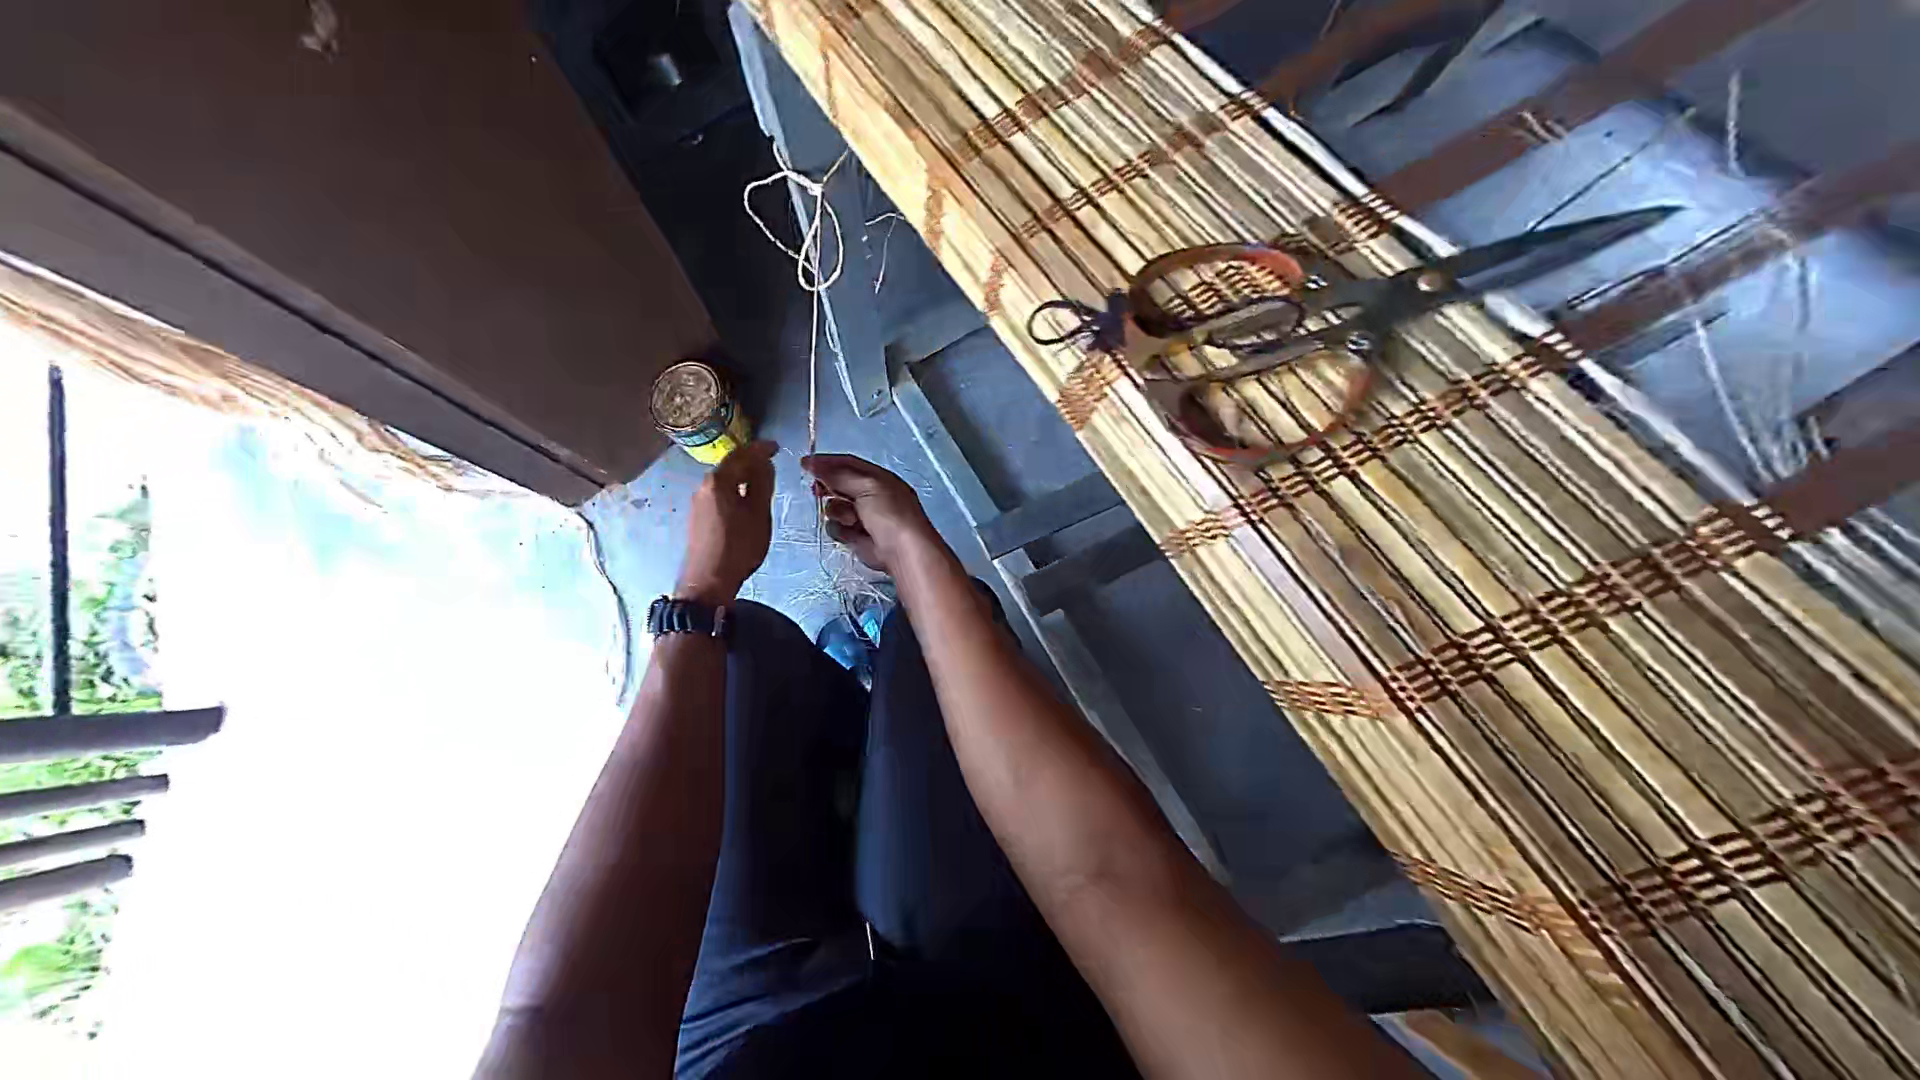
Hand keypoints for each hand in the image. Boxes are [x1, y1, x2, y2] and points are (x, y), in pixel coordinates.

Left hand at [676, 440, 777, 604]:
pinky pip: (720, 493)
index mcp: (718, 481)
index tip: (775, 447)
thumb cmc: (738, 546)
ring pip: (724, 480)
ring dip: (743, 476)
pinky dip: (735, 488)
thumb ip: (762, 484)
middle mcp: (704, 486)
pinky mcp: (698, 516)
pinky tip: (745, 499)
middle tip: (771, 462)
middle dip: (751, 461)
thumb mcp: (758, 514)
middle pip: (730, 465)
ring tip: (762, 480)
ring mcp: (698, 502)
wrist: (707, 580)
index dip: (760, 448)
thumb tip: (763, 463)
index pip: (741, 455)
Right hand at [802, 453, 942, 573]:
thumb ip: (839, 475)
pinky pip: (837, 527)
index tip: (805, 463)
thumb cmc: (889, 513)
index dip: (827, 462)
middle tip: (816, 490)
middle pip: (840, 485)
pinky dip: (840, 529)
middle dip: (828, 487)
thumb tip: (814, 463)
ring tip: (850, 519)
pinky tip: (850, 532)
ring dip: (838, 511)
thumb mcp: (867, 486)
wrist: (902, 551)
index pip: (848, 464)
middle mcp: (871, 495)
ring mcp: (863, 516)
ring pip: (835, 507)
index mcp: (878, 478)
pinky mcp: (856, 536)